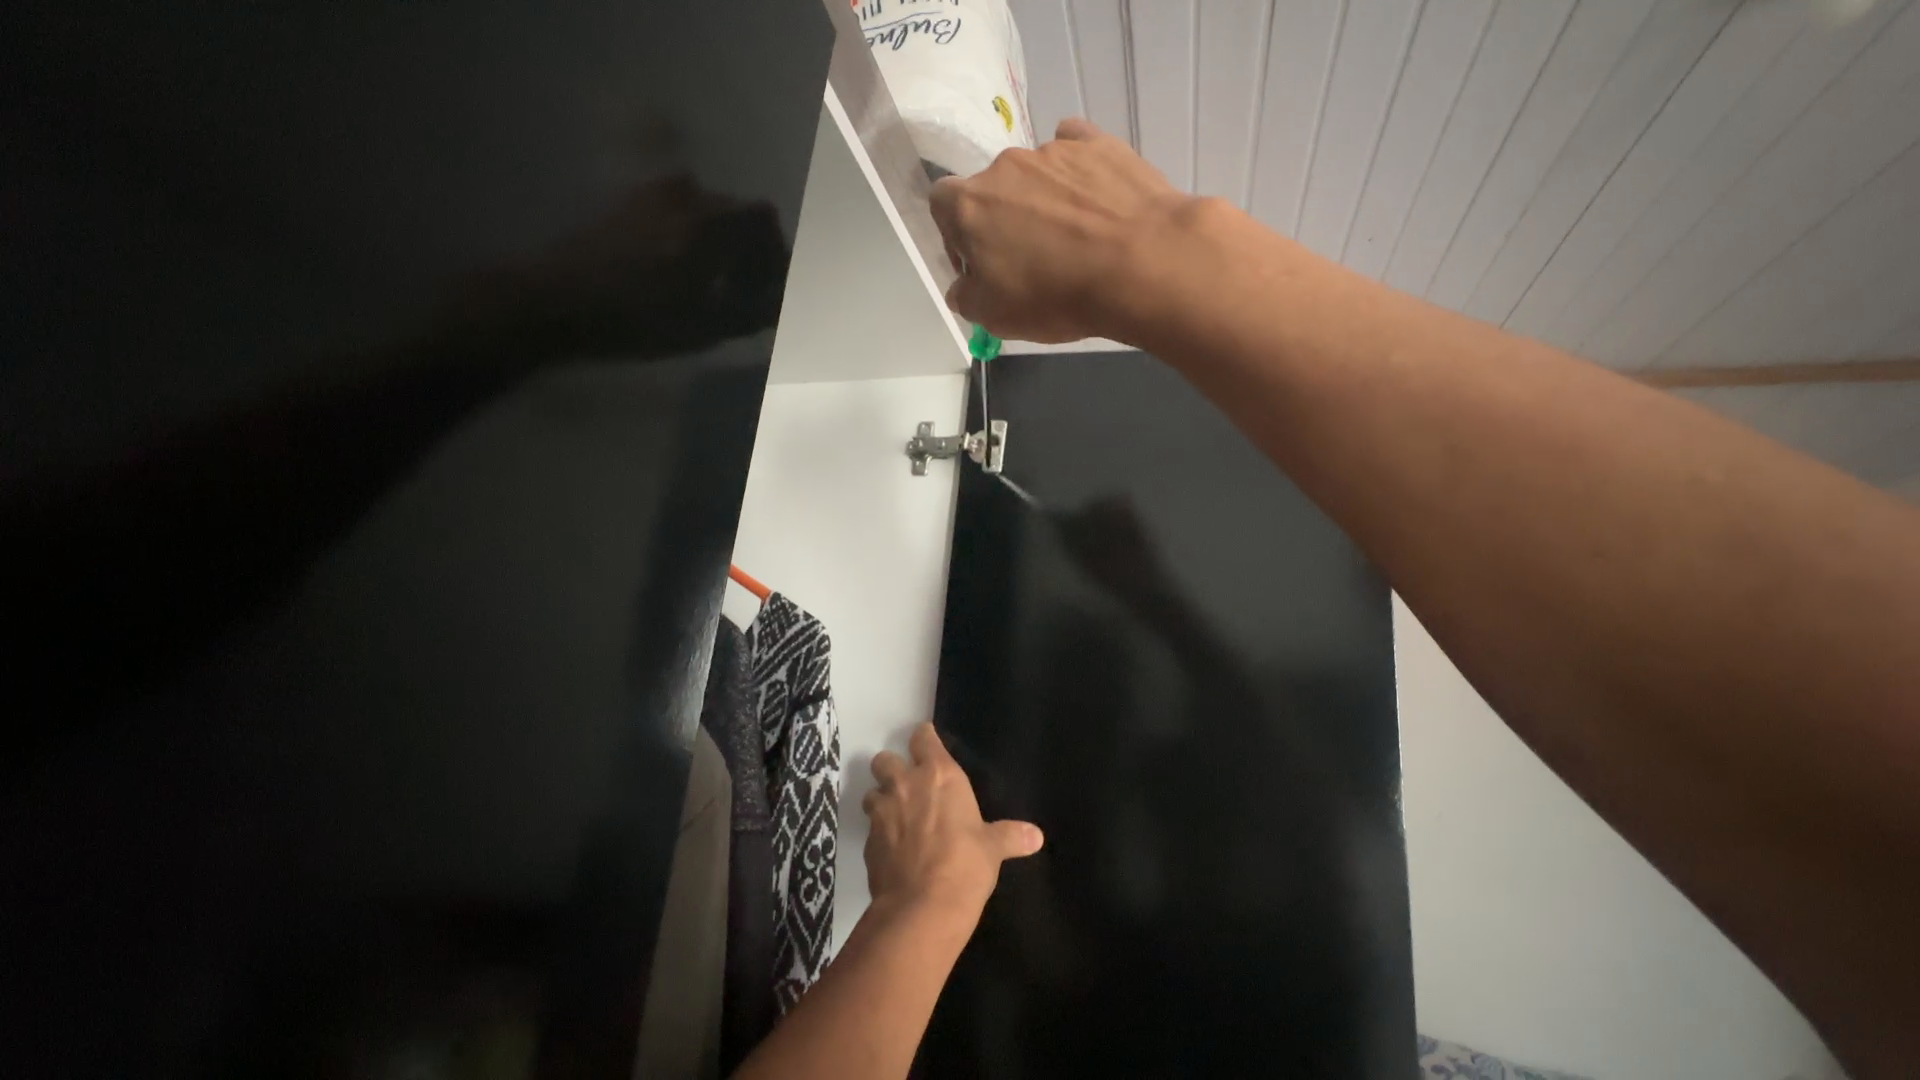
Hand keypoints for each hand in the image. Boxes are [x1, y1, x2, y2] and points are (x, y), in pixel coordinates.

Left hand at [862, 723, 1043, 922]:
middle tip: (909, 784)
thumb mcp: (992, 849)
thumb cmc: (965, 865)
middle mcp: (905, 784)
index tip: (929, 745)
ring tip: (898, 816)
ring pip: (872, 791)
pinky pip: (870, 825)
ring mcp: (882, 811)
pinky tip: (894, 847)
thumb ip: (1010, 836)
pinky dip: (879, 831)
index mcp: (939, 774)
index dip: (924, 739)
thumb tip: (1036, 836)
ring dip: (882, 798)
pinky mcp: (868, 840)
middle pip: (886, 758)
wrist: (922, 907)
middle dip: (893, 767)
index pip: (923, 737)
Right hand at [930, 118, 1198, 343]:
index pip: (941, 205)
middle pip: (991, 190)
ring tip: (1076, 240)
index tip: (979, 264)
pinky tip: (1096, 201)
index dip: (955, 236)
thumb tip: (965, 286)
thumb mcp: (995, 317)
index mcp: (969, 206)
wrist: (1141, 265)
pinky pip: (1077, 150)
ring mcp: (1054, 151)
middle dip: (1004, 221)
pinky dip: (1079, 173)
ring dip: (1044, 202)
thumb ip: (967, 297)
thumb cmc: (1056, 295)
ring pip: (1035, 174)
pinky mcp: (1101, 144)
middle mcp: (1005, 167)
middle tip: (1032, 261)